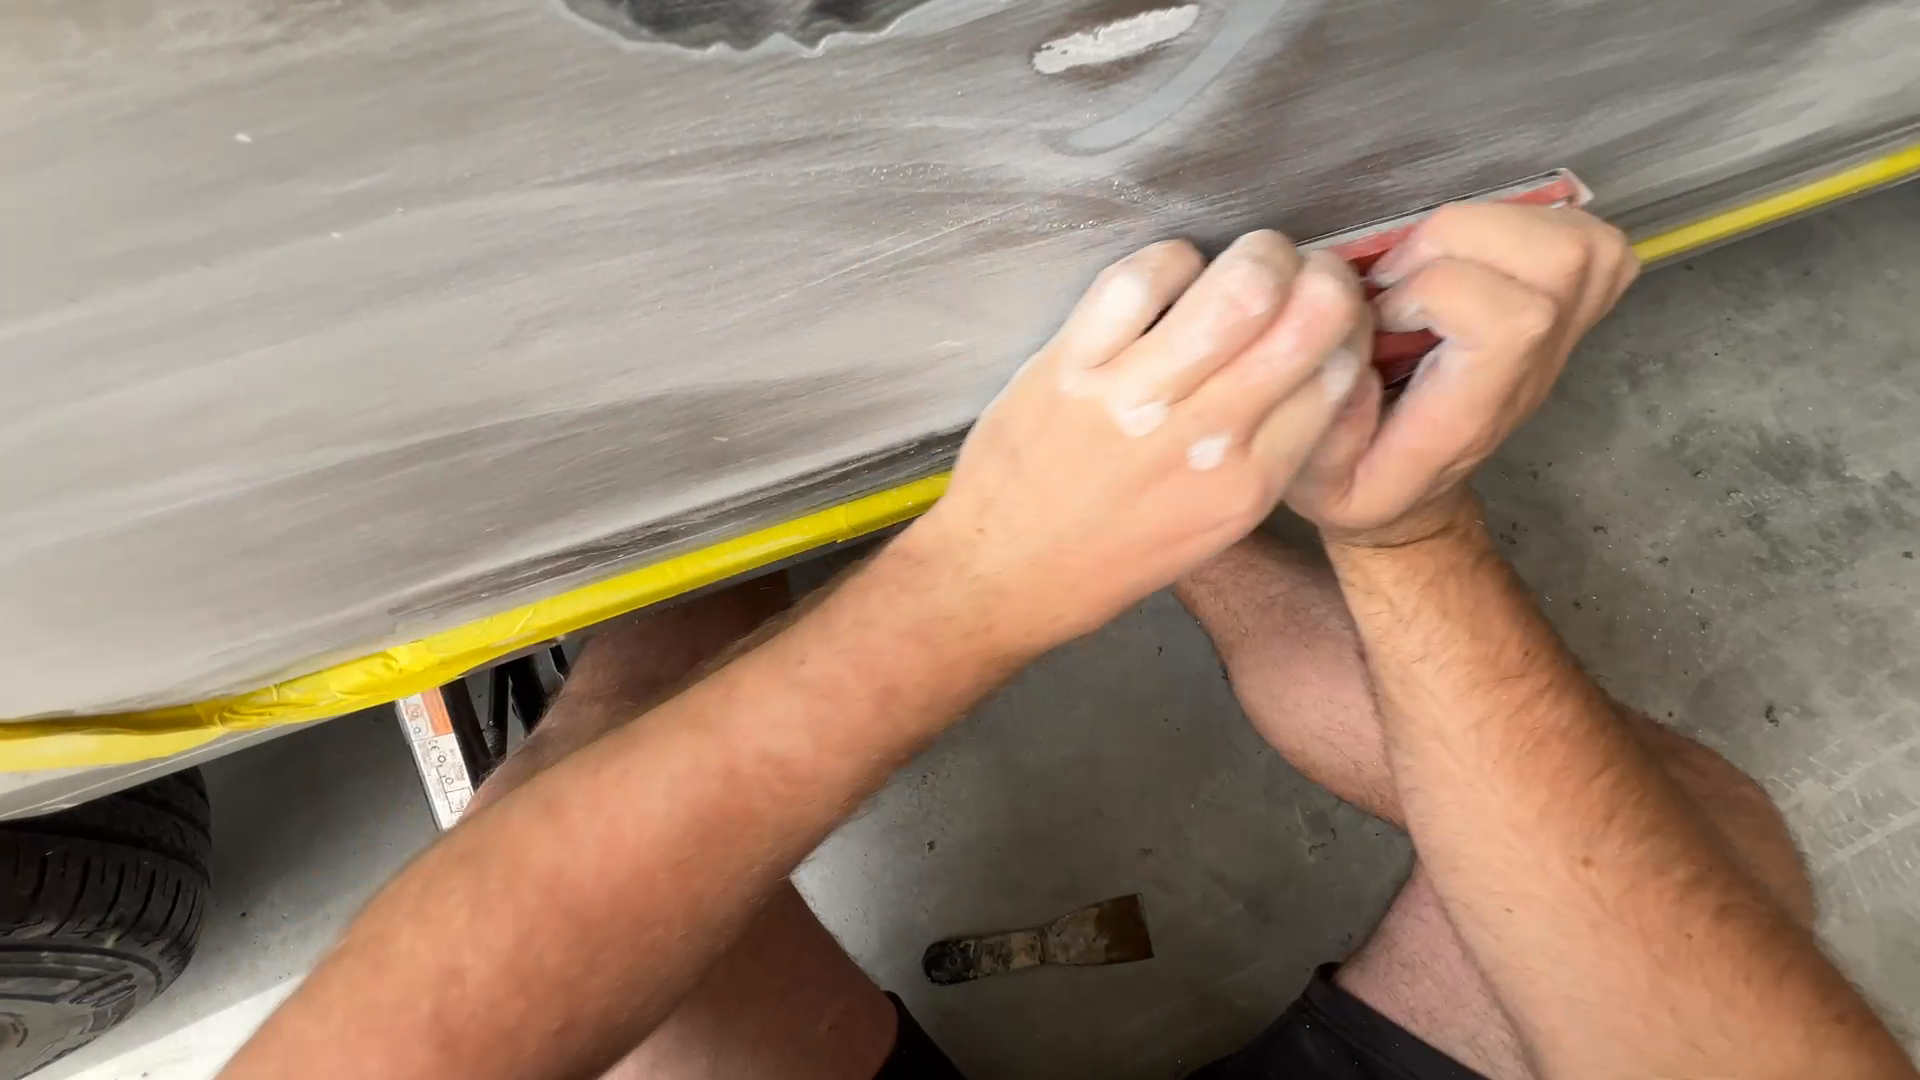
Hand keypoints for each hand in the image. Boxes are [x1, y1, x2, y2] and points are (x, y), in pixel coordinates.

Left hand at [908, 230, 1369, 652]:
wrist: (1000, 578)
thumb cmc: (1102, 562)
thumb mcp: (1207, 529)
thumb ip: (1263, 453)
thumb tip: (1306, 368)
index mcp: (1248, 486)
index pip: (1340, 371)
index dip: (1344, 322)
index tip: (1318, 313)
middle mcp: (1205, 441)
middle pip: (1310, 316)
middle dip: (1316, 273)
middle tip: (1291, 274)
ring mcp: (1134, 401)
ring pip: (1239, 287)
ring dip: (1255, 254)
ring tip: (1235, 267)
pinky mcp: (1070, 369)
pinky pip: (1140, 278)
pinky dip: (1166, 262)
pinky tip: (1161, 283)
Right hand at [1287, 203, 1638, 546]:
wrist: (1412, 499)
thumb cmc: (1360, 489)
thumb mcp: (1316, 486)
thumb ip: (1324, 430)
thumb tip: (1343, 351)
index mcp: (1471, 411)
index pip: (1510, 321)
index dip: (1434, 290)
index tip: (1377, 315)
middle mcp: (1532, 369)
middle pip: (1560, 259)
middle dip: (1461, 238)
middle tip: (1394, 275)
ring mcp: (1560, 337)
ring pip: (1579, 239)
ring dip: (1489, 225)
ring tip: (1422, 262)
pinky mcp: (1564, 312)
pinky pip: (1585, 239)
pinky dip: (1525, 224)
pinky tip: (1464, 257)